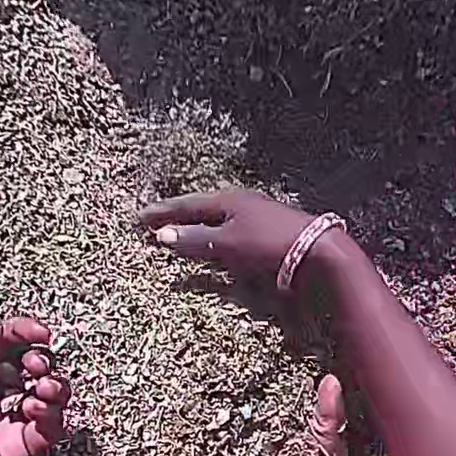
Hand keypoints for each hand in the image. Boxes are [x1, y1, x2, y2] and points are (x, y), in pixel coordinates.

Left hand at [0, 317, 67, 455]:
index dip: (19, 333)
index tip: (38, 331)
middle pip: (23, 365)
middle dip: (38, 356)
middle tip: (36, 363)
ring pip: (41, 394)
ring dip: (52, 383)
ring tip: (43, 387)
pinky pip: (46, 429)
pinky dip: (53, 414)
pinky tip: (37, 410)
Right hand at [140, 191, 342, 283]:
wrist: (317, 254)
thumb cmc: (268, 244)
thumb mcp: (226, 243)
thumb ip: (194, 240)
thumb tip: (162, 236)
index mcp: (228, 200)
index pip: (186, 205)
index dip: (161, 213)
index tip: (138, 218)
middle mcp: (241, 205)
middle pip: (200, 212)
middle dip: (176, 220)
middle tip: (153, 226)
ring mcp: (255, 220)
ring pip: (215, 224)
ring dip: (194, 232)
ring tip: (176, 239)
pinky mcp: (266, 237)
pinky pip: (229, 237)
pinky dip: (213, 244)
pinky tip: (211, 252)